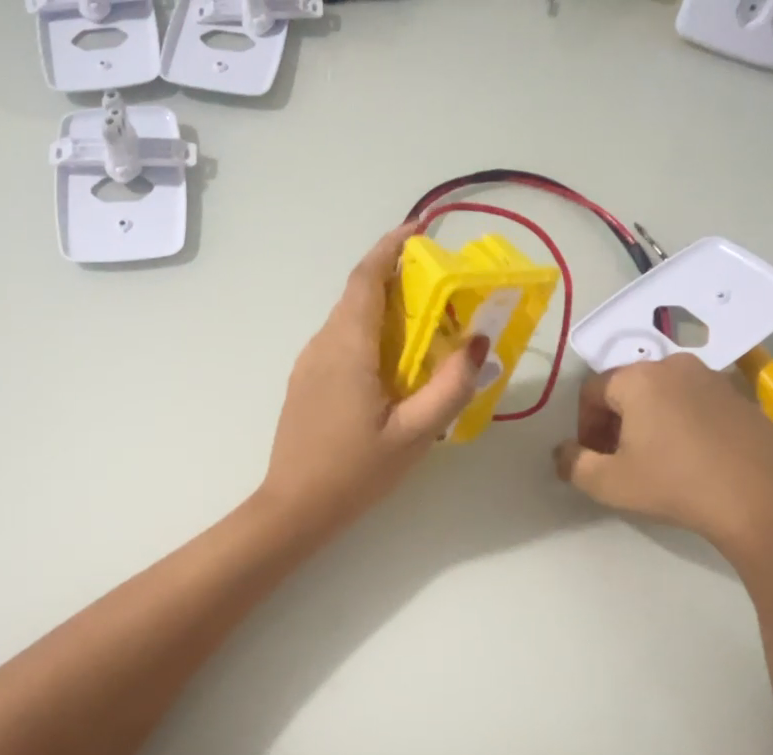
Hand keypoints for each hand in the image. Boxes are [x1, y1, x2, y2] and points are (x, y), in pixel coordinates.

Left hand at [257, 224, 487, 533]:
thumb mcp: (413, 434)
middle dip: (398, 279)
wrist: (295, 508)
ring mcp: (308, 364)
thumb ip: (449, 387)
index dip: (392, 246)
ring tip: (426, 326)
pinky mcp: (305, 384)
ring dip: (385, 311)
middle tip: (443, 287)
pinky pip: (340, 343)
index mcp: (348, 346)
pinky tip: (392, 365)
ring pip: (349, 320)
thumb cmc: (354, 471)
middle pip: (359, 294)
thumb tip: (478, 342)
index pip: (367, 277)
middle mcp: (323, 344)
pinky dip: (370, 336)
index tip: (422, 227)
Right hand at [554, 355, 772, 560]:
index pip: (592, 391)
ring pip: (663, 394)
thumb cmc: (674, 485)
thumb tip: (563, 451)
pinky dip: (682, 424)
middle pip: (628, 388)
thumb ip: (573, 463)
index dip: (583, 426)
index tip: (593, 458)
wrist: (759, 497)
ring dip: (648, 421)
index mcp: (639, 378)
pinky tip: (692, 459)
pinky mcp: (742, 396)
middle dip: (615, 422)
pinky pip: (696, 403)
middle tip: (619, 460)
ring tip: (655, 460)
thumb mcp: (608, 483)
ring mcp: (714, 377)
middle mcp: (676, 365)